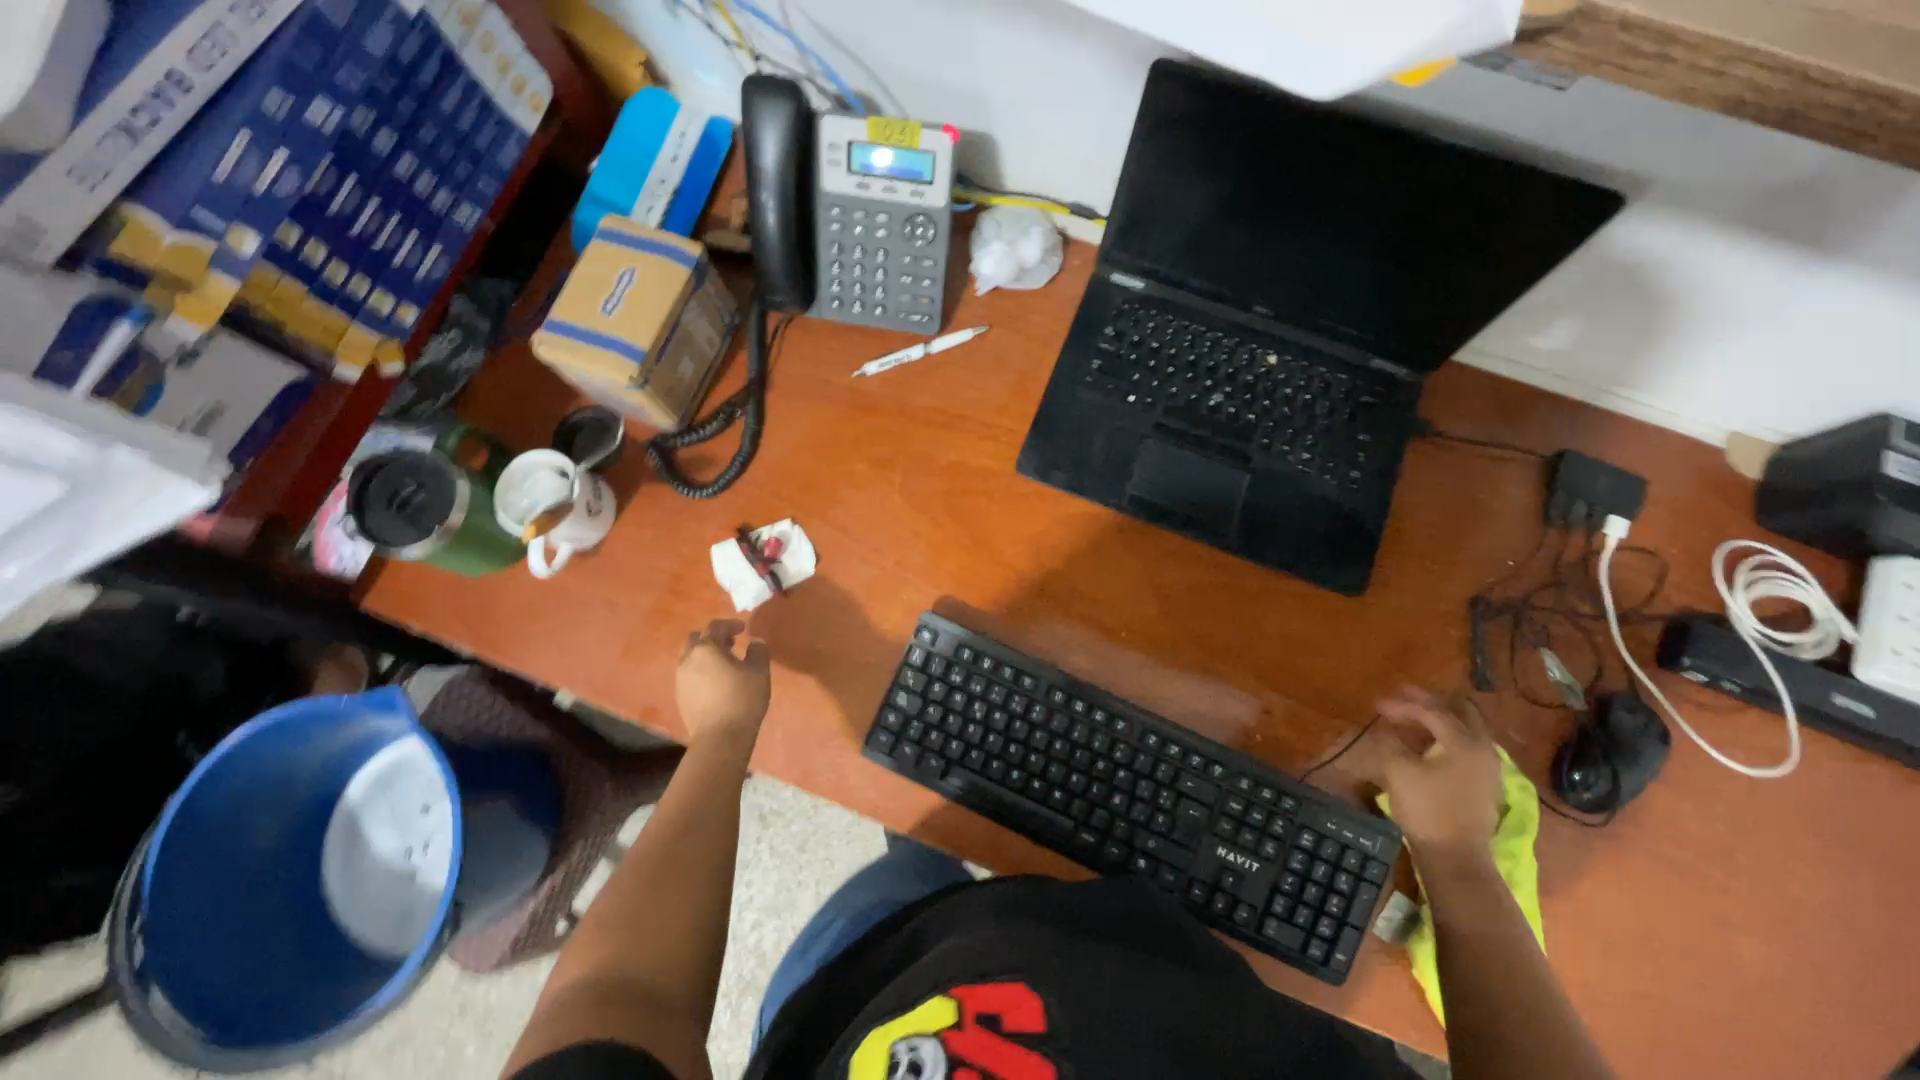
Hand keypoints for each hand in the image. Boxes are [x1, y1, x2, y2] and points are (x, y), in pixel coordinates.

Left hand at [677, 619, 771, 749]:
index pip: (715, 627)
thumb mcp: (759, 672)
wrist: (720, 737)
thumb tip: (755, 642)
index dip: (730, 624)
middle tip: (731, 644)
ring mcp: (680, 679)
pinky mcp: (679, 696)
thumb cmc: (742, 699)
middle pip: (696, 639)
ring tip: (723, 664)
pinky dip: (700, 670)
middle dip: (713, 637)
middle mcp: (688, 660)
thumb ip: (758, 652)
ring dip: (705, 654)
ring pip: (689, 657)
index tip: (744, 628)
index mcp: (706, 649)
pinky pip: (688, 674)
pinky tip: (715, 682)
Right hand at [1373, 687, 1503, 871]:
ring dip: (1440, 718)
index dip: (1403, 704)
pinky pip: (1467, 745)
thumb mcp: (1398, 771)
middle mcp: (1483, 748)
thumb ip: (1391, 743)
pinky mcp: (1485, 782)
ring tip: (1413, 719)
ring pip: (1467, 728)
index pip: (1432, 711)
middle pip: (1460, 711)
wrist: (1456, 856)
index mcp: (1465, 741)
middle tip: (1403, 697)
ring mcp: (1488, 766)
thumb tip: (1387, 731)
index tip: (1377, 705)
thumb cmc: (1427, 810)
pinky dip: (1447, 736)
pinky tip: (1428, 743)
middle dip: (1430, 701)